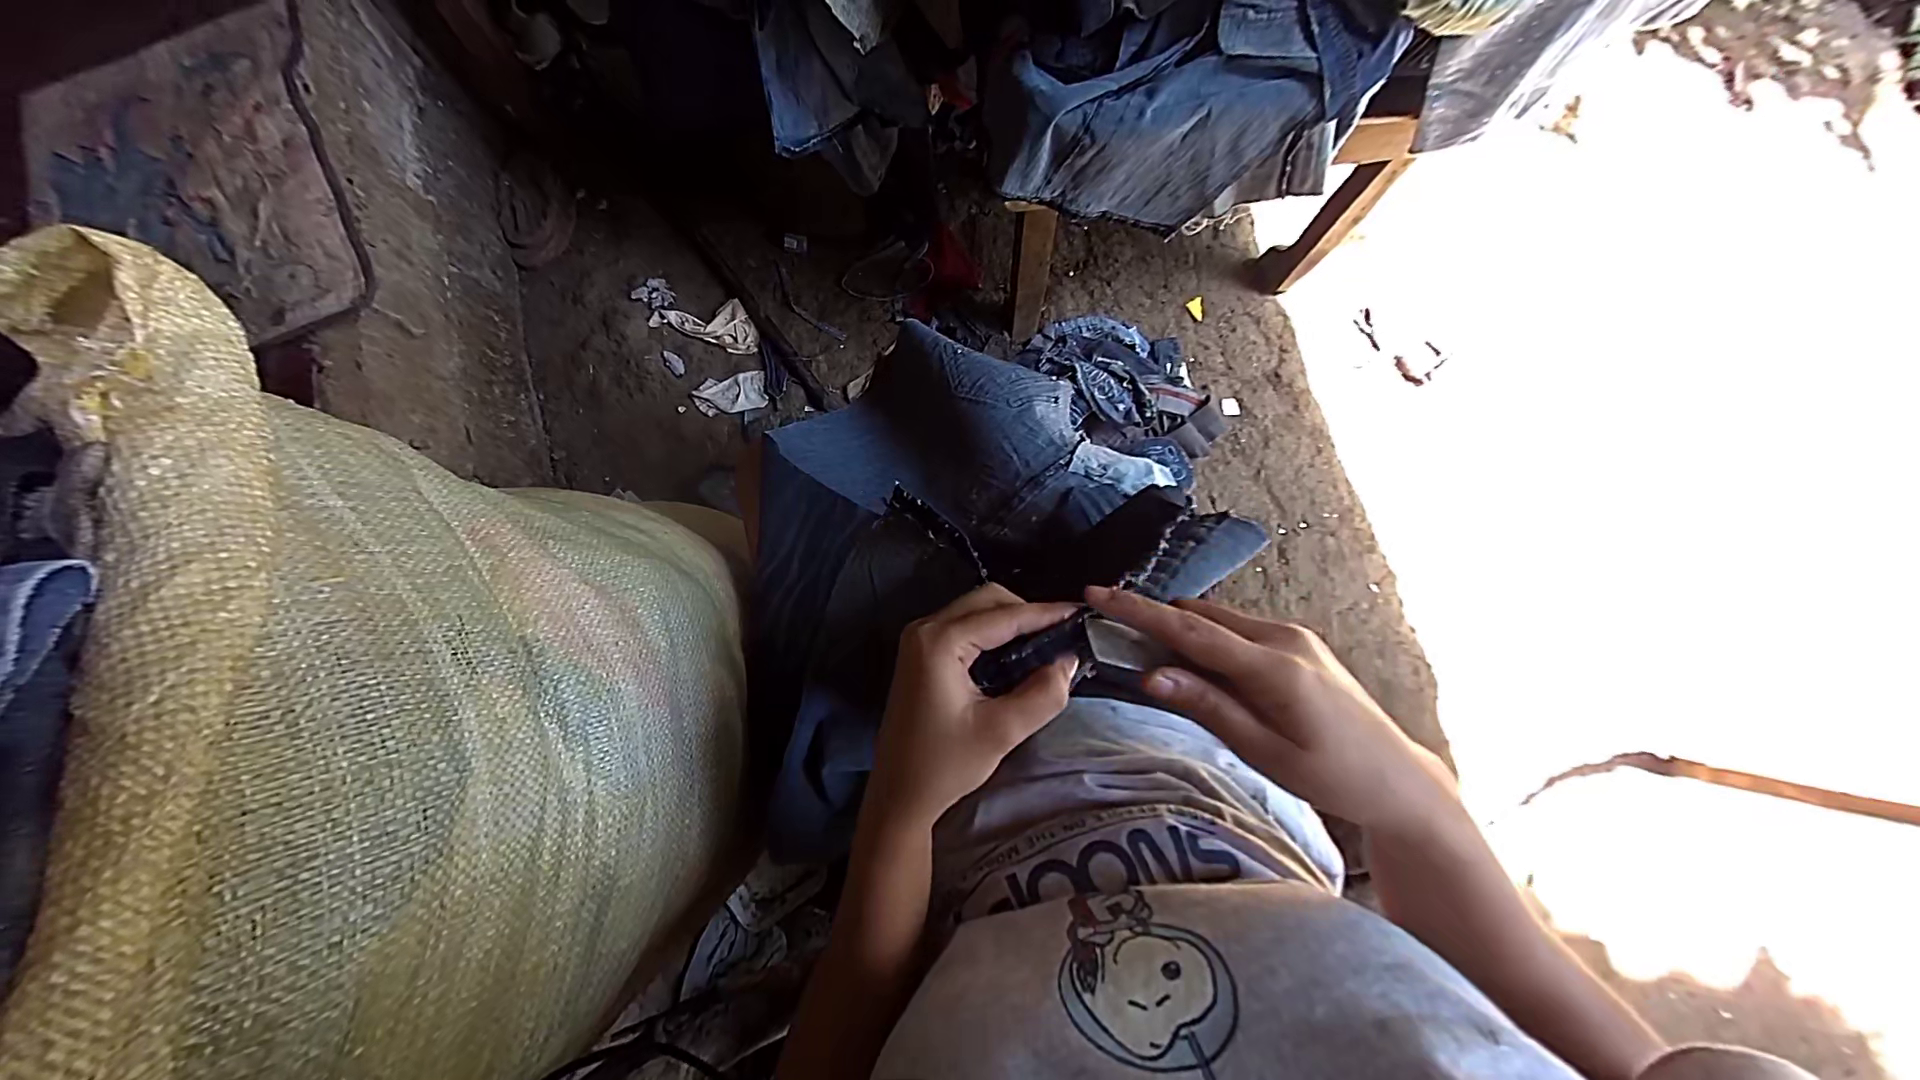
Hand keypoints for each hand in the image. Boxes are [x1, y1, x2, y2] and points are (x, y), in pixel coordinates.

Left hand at [869, 584, 1079, 828]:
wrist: (899, 794)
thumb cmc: (944, 765)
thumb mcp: (1002, 732)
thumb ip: (1043, 694)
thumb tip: (1069, 661)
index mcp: (939, 642)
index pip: (1003, 616)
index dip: (1045, 613)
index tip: (1080, 614)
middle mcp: (925, 629)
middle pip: (987, 600)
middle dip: (1026, 612)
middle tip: (1060, 636)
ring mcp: (919, 639)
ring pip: (975, 609)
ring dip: (1010, 621)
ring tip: (1045, 645)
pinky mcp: (920, 653)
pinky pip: (964, 626)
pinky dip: (993, 633)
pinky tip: (1015, 656)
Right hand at [1086, 587, 1460, 838]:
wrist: (1400, 778)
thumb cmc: (1332, 775)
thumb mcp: (1263, 751)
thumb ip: (1207, 705)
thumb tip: (1150, 675)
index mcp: (1273, 668)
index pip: (1189, 630)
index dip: (1137, 611)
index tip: (1097, 594)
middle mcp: (1283, 638)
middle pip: (1199, 615)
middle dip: (1153, 619)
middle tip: (1113, 636)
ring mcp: (1293, 636)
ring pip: (1216, 618)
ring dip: (1180, 630)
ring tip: (1150, 656)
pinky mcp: (1297, 642)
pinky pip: (1236, 628)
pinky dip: (1206, 638)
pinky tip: (1198, 666)